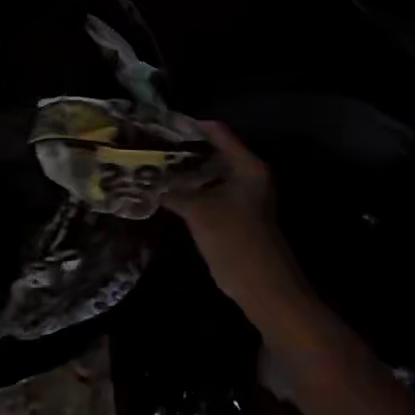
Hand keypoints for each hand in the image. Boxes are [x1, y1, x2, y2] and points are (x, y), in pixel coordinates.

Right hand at [165, 122, 294, 305]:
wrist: (266, 289)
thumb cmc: (235, 242)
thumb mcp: (198, 212)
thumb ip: (174, 192)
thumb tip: (149, 182)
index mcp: (247, 165)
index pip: (216, 131)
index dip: (189, 125)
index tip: (161, 124)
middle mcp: (249, 173)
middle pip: (213, 150)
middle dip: (183, 148)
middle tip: (152, 145)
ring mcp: (245, 194)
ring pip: (211, 171)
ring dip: (186, 170)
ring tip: (154, 165)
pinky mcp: (238, 212)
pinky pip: (212, 189)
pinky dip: (193, 187)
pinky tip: (167, 190)